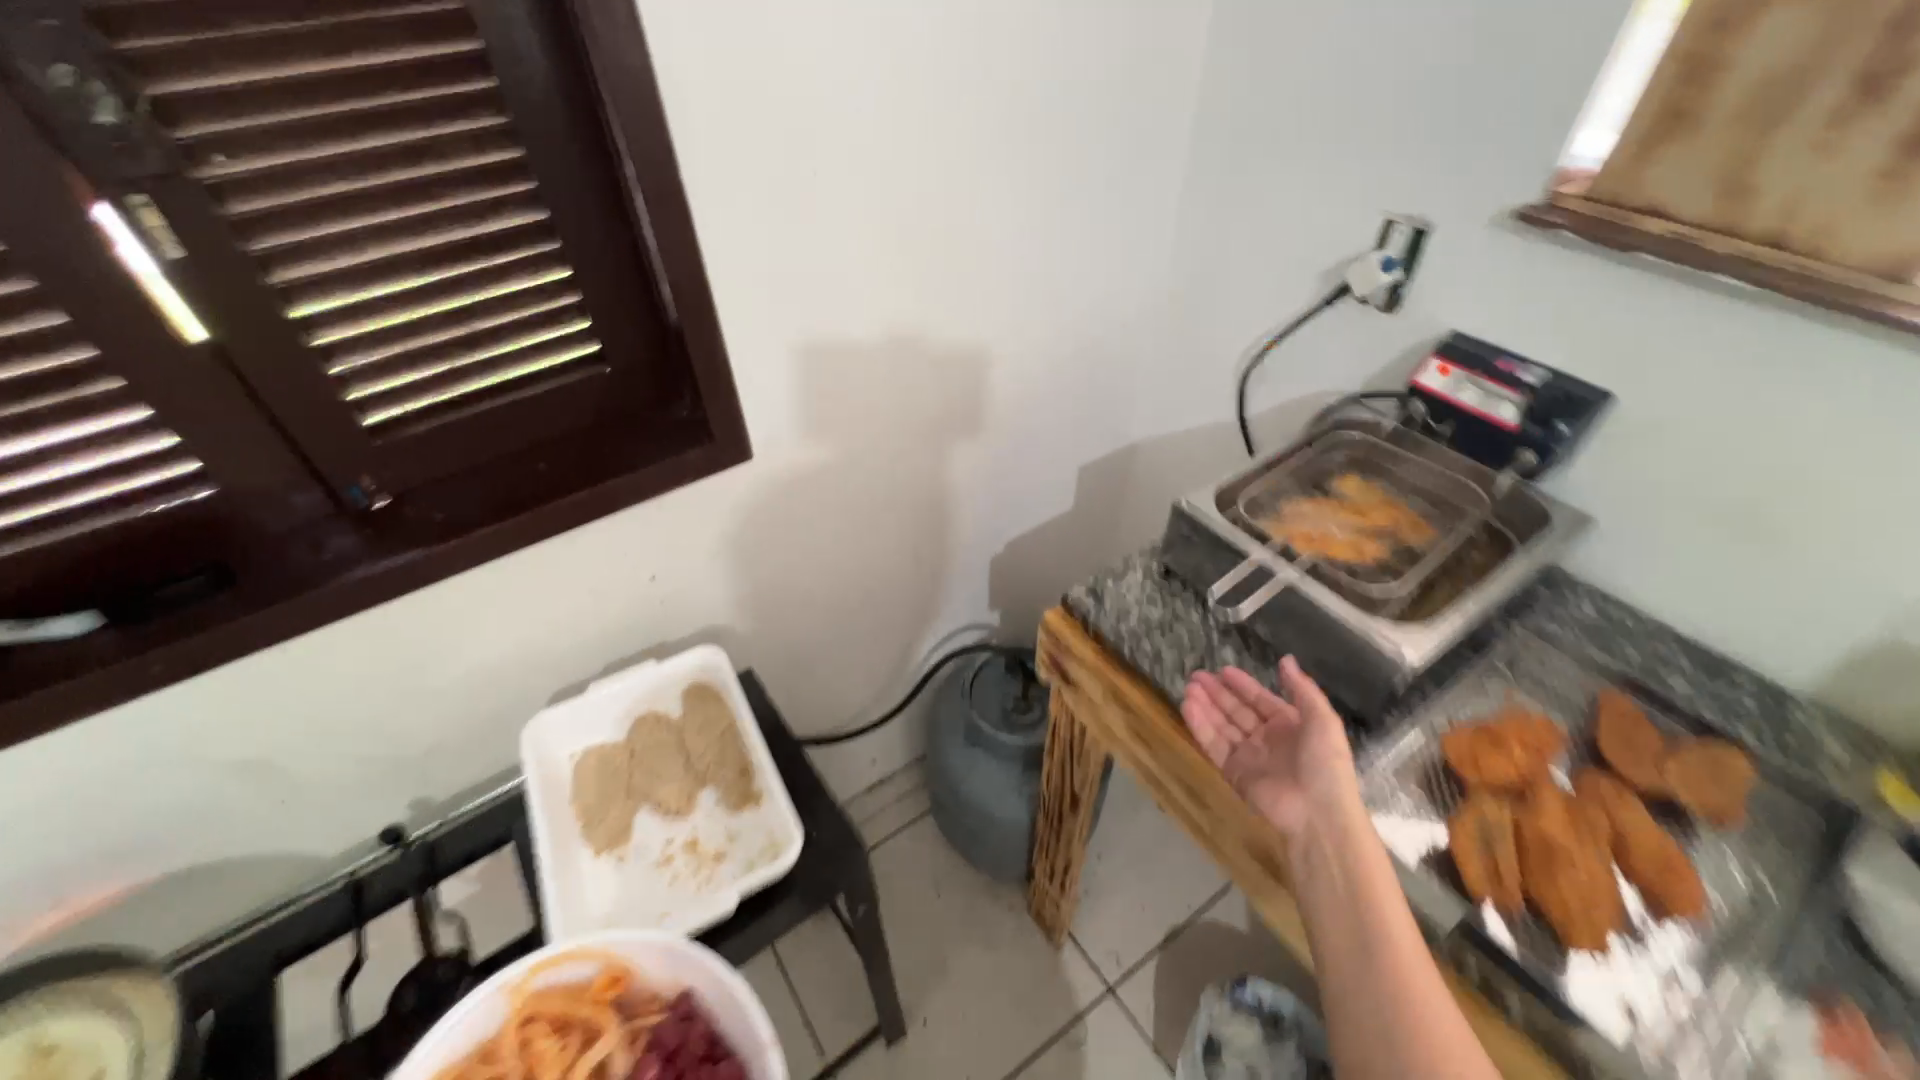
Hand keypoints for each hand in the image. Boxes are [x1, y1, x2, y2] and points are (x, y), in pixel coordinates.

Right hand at [1180, 656, 1357, 840]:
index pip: (1260, 700)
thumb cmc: (1324, 763)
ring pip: (1222, 726)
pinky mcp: (1233, 772)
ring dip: (1206, 707)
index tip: (1223, 670)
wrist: (1317, 813)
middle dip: (1218, 694)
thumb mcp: (1322, 720)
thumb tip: (1285, 659)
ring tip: (1189, 688)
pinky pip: (1214, 745)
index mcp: (1290, 725)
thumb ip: (1302, 688)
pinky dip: (1200, 726)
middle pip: (1237, 711)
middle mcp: (1267, 739)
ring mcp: (1248, 756)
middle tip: (1196, 676)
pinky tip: (1189, 707)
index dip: (1243, 685)